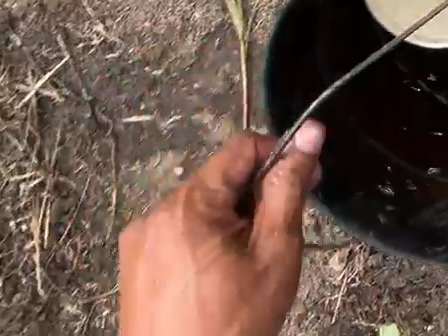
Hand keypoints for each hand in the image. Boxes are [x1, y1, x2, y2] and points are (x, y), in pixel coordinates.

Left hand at [118, 122, 323, 335]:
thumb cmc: (235, 319)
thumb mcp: (275, 249)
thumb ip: (289, 186)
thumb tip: (312, 130)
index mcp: (187, 205)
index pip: (242, 148)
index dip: (281, 155)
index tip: (308, 182)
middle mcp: (154, 214)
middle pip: (223, 177)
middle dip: (260, 191)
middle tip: (283, 229)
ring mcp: (139, 242)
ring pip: (205, 204)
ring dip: (237, 215)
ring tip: (253, 257)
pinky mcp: (135, 266)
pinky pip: (183, 230)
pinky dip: (212, 236)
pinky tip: (224, 272)